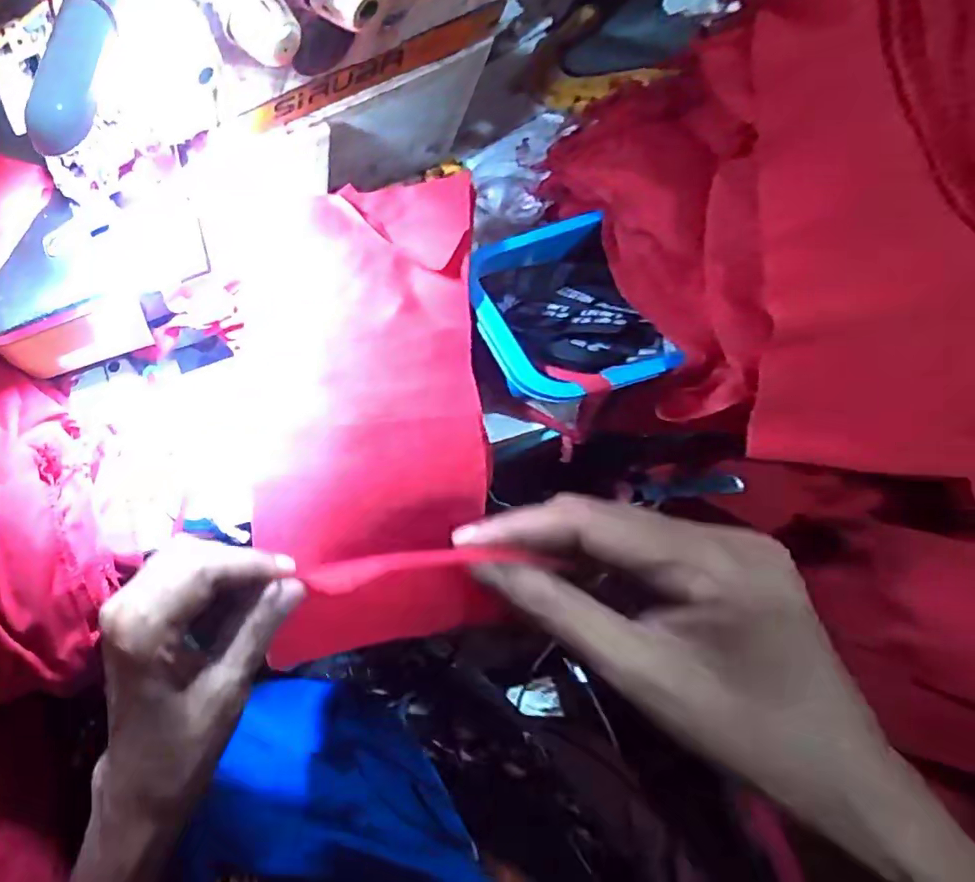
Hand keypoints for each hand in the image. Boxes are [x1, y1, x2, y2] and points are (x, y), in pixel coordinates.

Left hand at [72, 537, 304, 881]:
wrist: (137, 781)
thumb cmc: (183, 749)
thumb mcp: (228, 691)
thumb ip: (256, 629)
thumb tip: (292, 585)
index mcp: (142, 624)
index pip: (198, 569)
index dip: (247, 563)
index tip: (291, 567)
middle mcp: (123, 602)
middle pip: (184, 555)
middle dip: (234, 559)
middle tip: (281, 576)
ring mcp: (119, 602)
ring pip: (174, 558)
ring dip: (219, 564)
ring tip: (263, 582)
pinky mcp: (125, 609)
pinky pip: (166, 574)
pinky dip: (201, 576)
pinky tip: (233, 592)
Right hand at [456, 495, 974, 881]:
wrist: (840, 782)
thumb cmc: (738, 729)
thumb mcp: (634, 669)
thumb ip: (552, 606)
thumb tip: (477, 562)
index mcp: (714, 558)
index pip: (589, 519)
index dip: (515, 525)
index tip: (458, 540)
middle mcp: (724, 534)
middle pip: (599, 517)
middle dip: (531, 535)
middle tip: (475, 555)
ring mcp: (727, 545)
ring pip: (611, 528)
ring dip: (555, 547)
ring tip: (506, 565)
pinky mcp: (721, 560)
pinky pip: (632, 546)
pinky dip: (587, 560)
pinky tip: (559, 577)